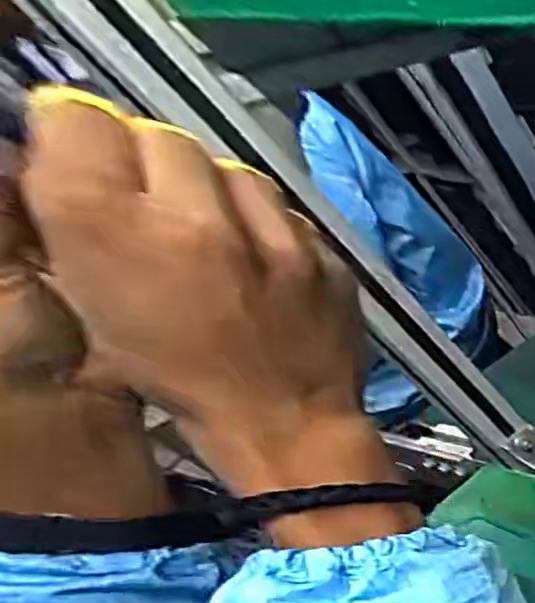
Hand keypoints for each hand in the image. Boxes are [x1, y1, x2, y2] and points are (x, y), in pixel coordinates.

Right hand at [21, 87, 416, 545]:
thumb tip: (65, 154)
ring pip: (238, 172)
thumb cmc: (173, 367)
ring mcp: (276, 240)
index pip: (83, 117)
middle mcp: (193, 216)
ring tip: (219, 228)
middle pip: (167, 138)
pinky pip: (292, 217)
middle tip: (161, 201)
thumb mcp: (85, 288)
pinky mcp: (330, 262)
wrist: (285, 416)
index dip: (85, 136)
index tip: (93, 162)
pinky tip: (268, 258)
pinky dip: (274, 226)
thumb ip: (73, 211)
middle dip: (155, 161)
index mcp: (104, 217)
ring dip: (221, 190)